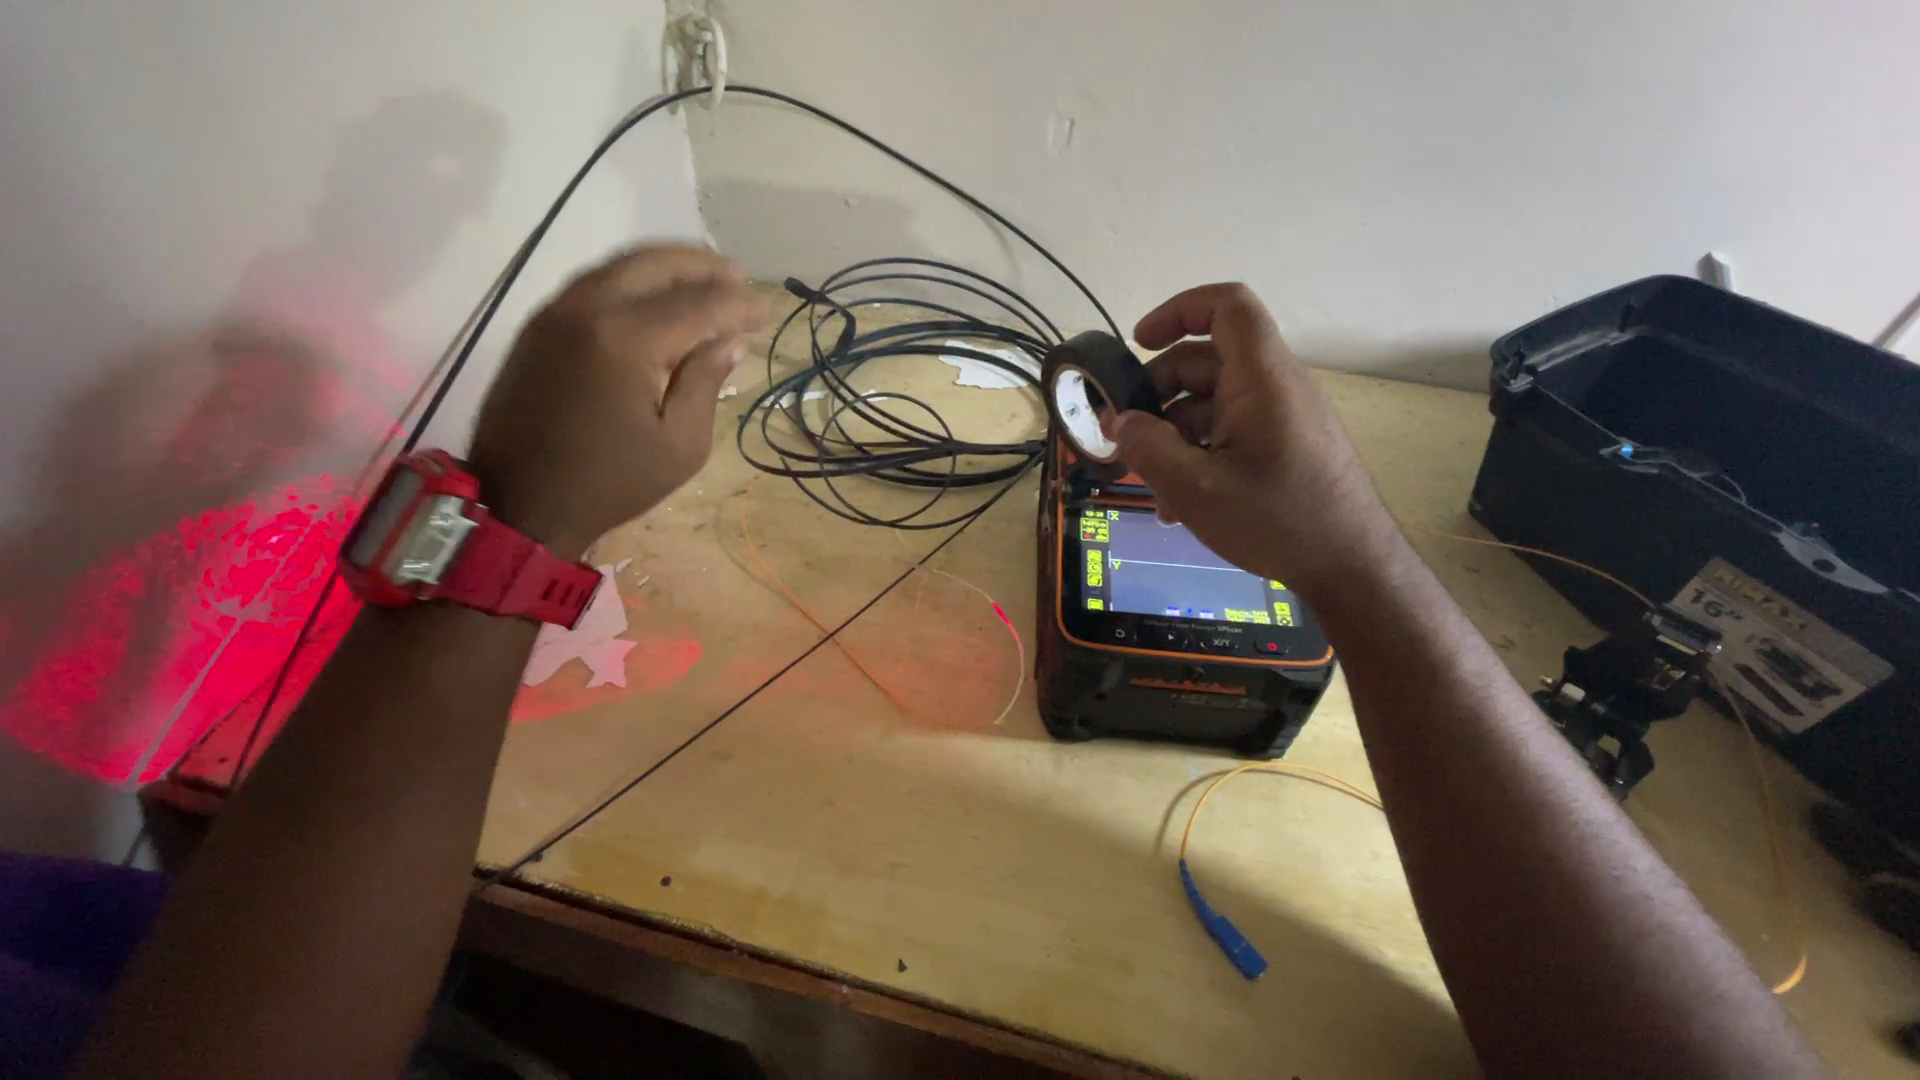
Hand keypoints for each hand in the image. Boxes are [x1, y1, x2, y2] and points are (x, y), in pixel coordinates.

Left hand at [469, 245, 766, 556]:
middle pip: (653, 266)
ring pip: (619, 267)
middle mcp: (586, 310)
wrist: (519, 503)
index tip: (766, 312)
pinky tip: (655, 298)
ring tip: (702, 277)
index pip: (696, 305)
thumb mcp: (680, 445)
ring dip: (665, 267)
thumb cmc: (610, 484)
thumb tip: (730, 342)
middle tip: (737, 276)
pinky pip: (593, 284)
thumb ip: (705, 383)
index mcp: (625, 341)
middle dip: (700, 266)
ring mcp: (555, 313)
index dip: (737, 305)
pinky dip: (631, 281)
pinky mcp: (538, 326)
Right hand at [1103, 283, 1396, 593]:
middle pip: (1206, 360)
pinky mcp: (1284, 445)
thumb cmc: (1277, 521)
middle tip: (1124, 434)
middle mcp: (1275, 387)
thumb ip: (1147, 449)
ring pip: (1212, 403)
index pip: (1227, 306)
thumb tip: (1116, 422)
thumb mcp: (1196, 490)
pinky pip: (1230, 431)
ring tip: (1150, 485)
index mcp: (1262, 379)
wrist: (1351, 567)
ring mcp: (1281, 417)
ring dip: (1172, 435)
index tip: (1138, 343)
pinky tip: (1178, 502)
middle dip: (1157, 393)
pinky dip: (1198, 453)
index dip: (1178, 310)